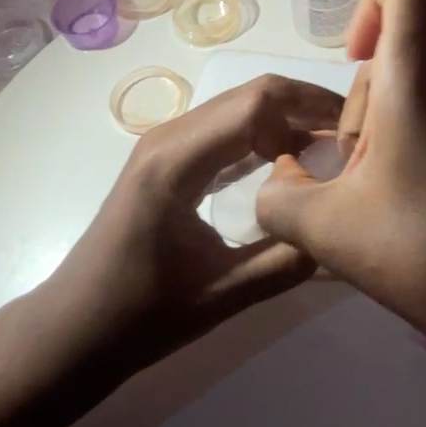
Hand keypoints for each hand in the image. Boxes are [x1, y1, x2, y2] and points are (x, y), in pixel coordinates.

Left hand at [42, 74, 343, 367]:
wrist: (72, 332)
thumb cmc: (141, 316)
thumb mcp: (224, 296)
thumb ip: (289, 259)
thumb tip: (344, 226)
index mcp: (178, 162)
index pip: (258, 103)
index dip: (312, 106)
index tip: (353, 134)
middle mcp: (171, 137)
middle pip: (252, 94)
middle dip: (307, 106)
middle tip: (353, 133)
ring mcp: (167, 143)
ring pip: (241, 106)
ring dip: (288, 117)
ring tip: (332, 145)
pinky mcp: (169, 156)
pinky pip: (227, 127)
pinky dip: (265, 133)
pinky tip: (293, 157)